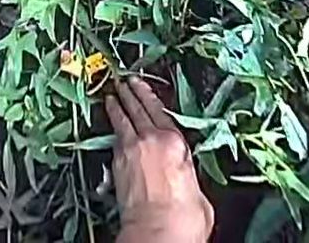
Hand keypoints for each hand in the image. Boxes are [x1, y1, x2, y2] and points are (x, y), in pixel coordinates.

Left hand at [106, 78, 212, 242]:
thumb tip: (183, 175)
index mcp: (174, 142)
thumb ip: (187, 173)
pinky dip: (113, 130)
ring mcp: (131, 149)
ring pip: (122, 119)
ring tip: (111, 96)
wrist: (156, 235)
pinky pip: (114, 139)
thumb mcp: (198, 193)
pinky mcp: (117, 163)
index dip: (148, 95)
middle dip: (130, 92)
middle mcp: (151, 139)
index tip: (142, 85)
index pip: (159, 109)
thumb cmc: (182, 221)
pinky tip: (112, 129)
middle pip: (137, 108)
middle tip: (124, 81)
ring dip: (116, 105)